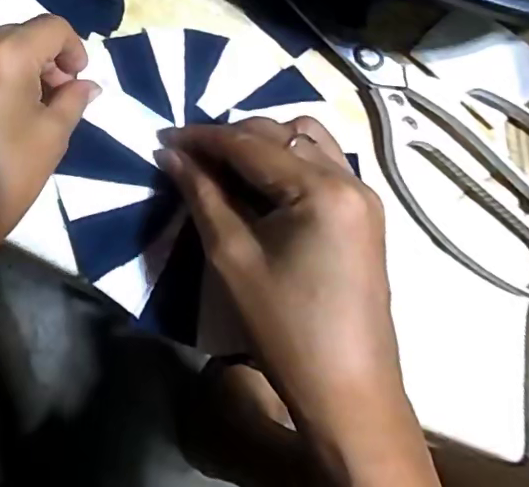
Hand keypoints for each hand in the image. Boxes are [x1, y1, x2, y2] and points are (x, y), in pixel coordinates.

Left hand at [0, 15, 99, 284]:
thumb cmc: (3, 175)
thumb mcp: (52, 136)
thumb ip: (73, 99)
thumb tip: (87, 85)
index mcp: (5, 52)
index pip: (53, 27)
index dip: (74, 49)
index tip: (78, 80)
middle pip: (23, 33)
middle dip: (47, 58)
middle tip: (59, 96)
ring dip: (22, 65)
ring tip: (31, 105)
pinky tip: (2, 109)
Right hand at [160, 117, 435, 485]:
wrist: (348, 394)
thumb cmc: (285, 329)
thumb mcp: (232, 257)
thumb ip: (202, 194)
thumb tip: (171, 153)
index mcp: (322, 189)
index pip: (251, 144)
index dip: (203, 137)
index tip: (165, 135)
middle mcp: (349, 178)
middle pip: (280, 133)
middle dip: (229, 138)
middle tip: (187, 154)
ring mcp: (362, 193)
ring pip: (305, 139)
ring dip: (262, 142)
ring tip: (223, 163)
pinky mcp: (363, 210)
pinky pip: (323, 160)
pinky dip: (288, 158)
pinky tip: (261, 179)